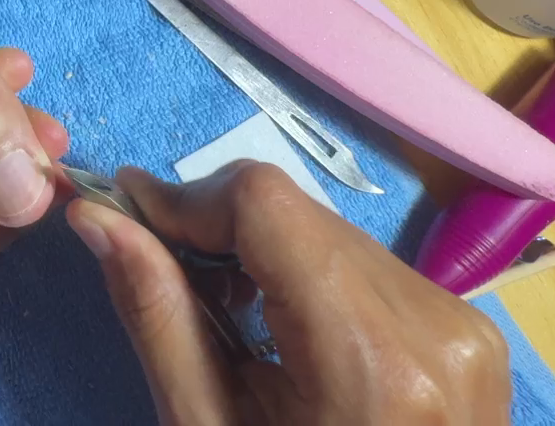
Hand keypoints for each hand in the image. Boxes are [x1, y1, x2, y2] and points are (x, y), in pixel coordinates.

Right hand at [67, 163, 512, 425]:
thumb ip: (152, 309)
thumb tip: (93, 213)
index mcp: (372, 356)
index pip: (263, 201)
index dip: (183, 198)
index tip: (128, 222)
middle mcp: (433, 320)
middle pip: (285, 206)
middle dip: (206, 222)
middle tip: (158, 266)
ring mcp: (459, 322)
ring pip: (311, 220)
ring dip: (244, 241)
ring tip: (215, 303)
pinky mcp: (460, 325)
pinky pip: (346, 250)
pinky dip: (287, 262)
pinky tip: (268, 315)